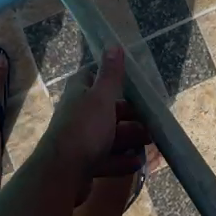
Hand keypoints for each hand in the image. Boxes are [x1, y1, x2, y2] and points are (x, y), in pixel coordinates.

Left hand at [44, 46, 149, 201]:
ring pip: (108, 135)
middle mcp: (78, 111)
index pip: (96, 78)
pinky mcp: (83, 163)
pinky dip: (121, 160)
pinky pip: (106, 158)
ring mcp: (80, 139)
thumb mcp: (102, 96)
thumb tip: (113, 43)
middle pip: (107, 110)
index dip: (114, 80)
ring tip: (150, 144)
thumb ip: (110, 73)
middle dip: (130, 117)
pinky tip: (138, 163)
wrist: (63, 172)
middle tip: (152, 125)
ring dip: (129, 139)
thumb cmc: (85, 127)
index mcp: (79, 91)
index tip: (136, 88)